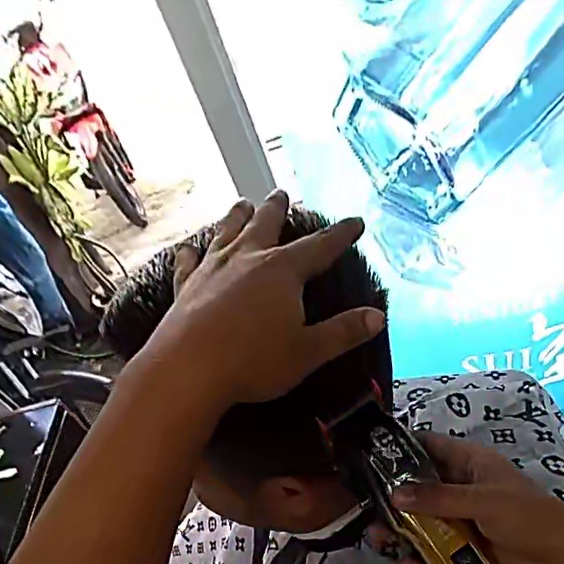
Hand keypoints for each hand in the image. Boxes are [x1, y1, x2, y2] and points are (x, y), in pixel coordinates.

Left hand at [138, 191, 383, 409]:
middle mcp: (247, 259)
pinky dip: (192, 253)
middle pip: (266, 225)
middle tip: (281, 194)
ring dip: (236, 217)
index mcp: (282, 272)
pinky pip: (189, 262)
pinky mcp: (186, 287)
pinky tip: (189, 249)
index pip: (319, 247)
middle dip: (277, 209)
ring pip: (227, 232)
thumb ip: (343, 332)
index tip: (354, 222)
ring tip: (241, 205)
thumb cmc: (253, 362)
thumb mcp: (308, 351)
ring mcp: (212, 269)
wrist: (189, 370)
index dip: (340, 235)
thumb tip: (377, 316)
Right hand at [388, 434, 563, 563]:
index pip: (429, 445)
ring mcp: (458, 512)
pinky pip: (433, 541)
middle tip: (368, 512)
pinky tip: (408, 562)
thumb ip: (440, 498)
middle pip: (418, 484)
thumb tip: (396, 495)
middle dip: (394, 498)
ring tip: (380, 540)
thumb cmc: (523, 515)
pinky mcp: (460, 538)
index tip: (371, 459)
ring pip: (421, 516)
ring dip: (402, 528)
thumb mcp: (482, 502)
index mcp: (469, 461)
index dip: (402, 448)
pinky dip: (420, 551)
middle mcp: (459, 483)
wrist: (551, 553)